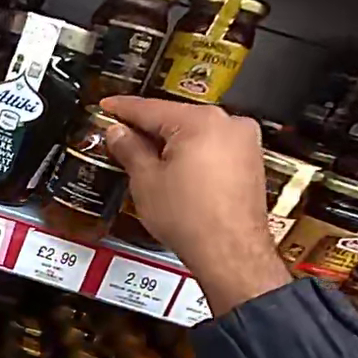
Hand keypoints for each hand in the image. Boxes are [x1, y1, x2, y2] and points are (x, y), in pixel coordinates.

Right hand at [102, 96, 292, 316]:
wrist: (229, 250)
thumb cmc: (193, 219)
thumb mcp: (146, 180)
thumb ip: (129, 149)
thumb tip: (118, 133)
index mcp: (200, 122)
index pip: (150, 108)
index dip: (122, 108)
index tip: (108, 106)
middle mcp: (228, 124)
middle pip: (175, 118)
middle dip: (145, 128)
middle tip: (119, 135)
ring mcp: (243, 142)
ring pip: (194, 133)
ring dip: (167, 142)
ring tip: (141, 158)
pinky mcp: (249, 161)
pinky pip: (211, 147)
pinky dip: (188, 153)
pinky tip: (171, 170)